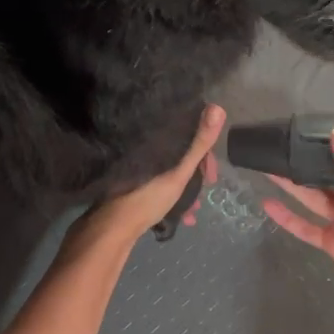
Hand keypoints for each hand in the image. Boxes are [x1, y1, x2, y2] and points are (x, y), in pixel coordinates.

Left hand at [75, 105, 223, 247]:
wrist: (116, 226)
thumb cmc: (148, 195)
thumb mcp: (179, 172)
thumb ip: (199, 144)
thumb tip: (217, 107)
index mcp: (156, 143)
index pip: (186, 136)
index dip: (204, 153)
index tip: (211, 175)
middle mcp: (147, 152)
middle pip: (179, 156)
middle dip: (196, 173)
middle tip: (204, 191)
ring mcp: (140, 170)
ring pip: (171, 173)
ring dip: (187, 189)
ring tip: (194, 208)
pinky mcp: (136, 186)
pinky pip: (161, 186)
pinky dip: (174, 198)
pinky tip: (184, 217)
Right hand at [261, 125, 333, 333]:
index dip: (330, 144)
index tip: (306, 127)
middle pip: (327, 177)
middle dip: (306, 162)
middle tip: (279, 144)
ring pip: (312, 197)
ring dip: (291, 184)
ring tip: (267, 166)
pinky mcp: (333, 244)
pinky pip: (306, 226)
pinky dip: (287, 217)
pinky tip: (268, 204)